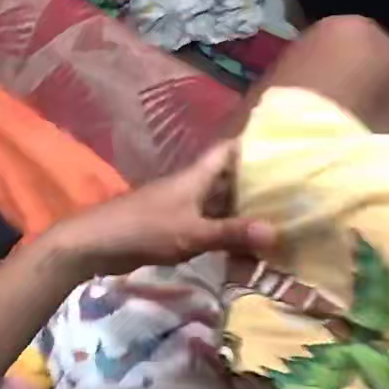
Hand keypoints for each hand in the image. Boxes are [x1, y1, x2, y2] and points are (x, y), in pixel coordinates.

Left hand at [39, 142, 276, 277]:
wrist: (97, 243)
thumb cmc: (145, 229)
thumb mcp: (192, 233)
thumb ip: (231, 233)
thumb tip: (277, 232)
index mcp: (197, 175)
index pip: (228, 150)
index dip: (252, 144)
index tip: (282, 149)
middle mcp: (193, 185)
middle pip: (228, 176)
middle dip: (255, 181)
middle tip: (291, 190)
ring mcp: (183, 205)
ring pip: (219, 201)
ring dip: (242, 208)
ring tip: (278, 216)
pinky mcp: (174, 224)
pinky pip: (208, 221)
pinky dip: (226, 228)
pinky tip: (244, 242)